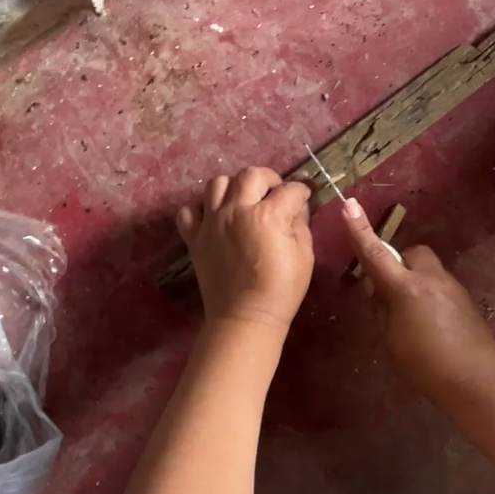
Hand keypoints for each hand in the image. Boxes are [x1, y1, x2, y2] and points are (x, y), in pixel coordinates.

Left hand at [176, 168, 314, 331]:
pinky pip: (189, 210)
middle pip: (251, 175)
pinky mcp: (194, 237)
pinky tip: (214, 218)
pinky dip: (201, 209)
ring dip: (234, 187)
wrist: (246, 318)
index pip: (290, 190)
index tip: (305, 198)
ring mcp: (211, 222)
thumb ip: (301, 222)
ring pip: (217, 183)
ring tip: (243, 202)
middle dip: (269, 180)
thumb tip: (297, 205)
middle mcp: (236, 210)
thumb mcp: (304, 255)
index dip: (302, 192)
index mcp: (268, 215)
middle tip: (275, 196)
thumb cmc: (282, 289)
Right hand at [342, 200, 494, 400]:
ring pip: (426, 268)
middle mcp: (429, 278)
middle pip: (409, 253)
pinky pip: (438, 285)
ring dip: (414, 280)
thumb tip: (379, 289)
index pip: (375, 254)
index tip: (349, 205)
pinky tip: (432, 325)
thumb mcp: (390, 340)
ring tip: (411, 316)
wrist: (475, 380)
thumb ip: (382, 309)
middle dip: (398, 263)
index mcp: (406, 288)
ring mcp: (451, 285)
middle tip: (390, 292)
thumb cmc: (425, 365)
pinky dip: (429, 294)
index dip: (360, 230)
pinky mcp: (464, 297)